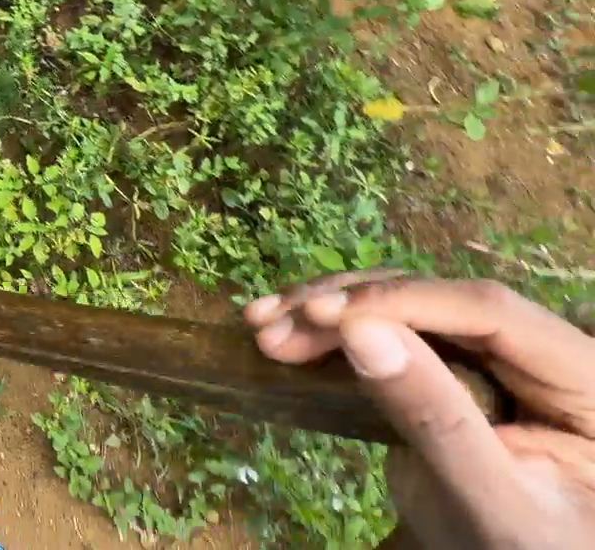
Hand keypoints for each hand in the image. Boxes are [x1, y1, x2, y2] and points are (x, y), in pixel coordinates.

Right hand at [245, 273, 594, 548]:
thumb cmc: (512, 549)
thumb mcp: (489, 502)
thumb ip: (437, 420)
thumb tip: (357, 330)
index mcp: (591, 386)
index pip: (492, 313)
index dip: (402, 301)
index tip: (318, 314)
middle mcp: (542, 355)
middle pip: (432, 298)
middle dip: (343, 304)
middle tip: (271, 324)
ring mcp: (487, 355)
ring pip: (394, 301)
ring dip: (319, 309)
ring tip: (260, 326)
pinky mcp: (439, 360)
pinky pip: (376, 324)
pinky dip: (319, 323)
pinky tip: (273, 326)